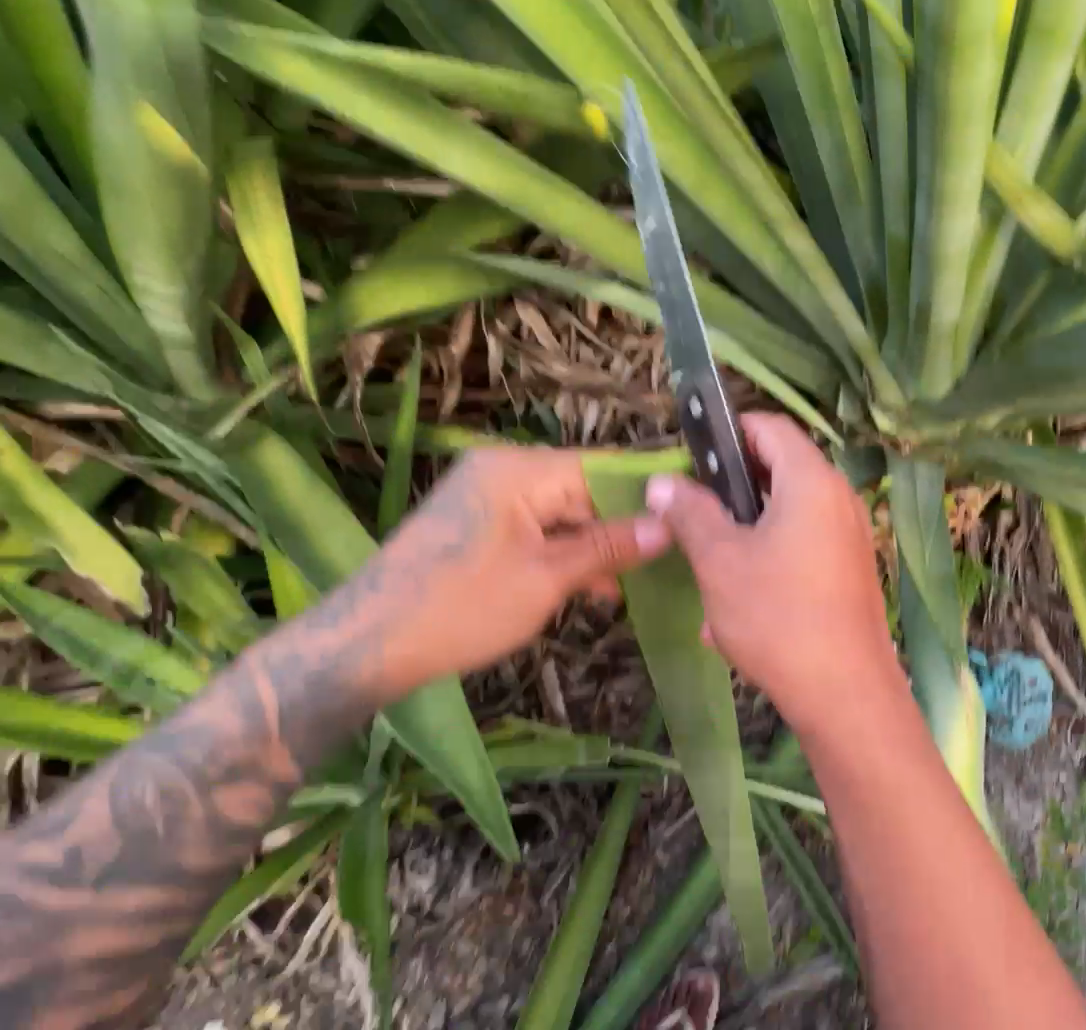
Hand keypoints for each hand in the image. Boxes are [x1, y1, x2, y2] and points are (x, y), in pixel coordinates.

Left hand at [362, 448, 669, 689]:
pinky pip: (541, 527)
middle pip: (586, 489)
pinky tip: (595, 587)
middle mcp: (504, 470)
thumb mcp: (548, 579)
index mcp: (518, 470)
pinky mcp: (482, 523)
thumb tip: (669, 526)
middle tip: (670, 559)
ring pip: (567, 512)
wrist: (366, 648)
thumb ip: (611, 547)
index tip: (691, 516)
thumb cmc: (461, 608)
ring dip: (598, 546)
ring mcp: (490, 497)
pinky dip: (567, 553)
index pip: (604, 467)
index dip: (649, 492)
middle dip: (624, 525)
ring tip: (636, 582)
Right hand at [645, 414, 900, 733]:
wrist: (845, 691)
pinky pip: (803, 549)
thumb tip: (663, 482)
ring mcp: (851, 536)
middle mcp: (840, 499)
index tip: (690, 459)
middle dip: (731, 492)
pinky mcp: (851, 571)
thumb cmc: (777, 615)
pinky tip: (737, 611)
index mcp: (813, 481)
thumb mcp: (720, 561)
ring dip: (745, 536)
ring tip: (710, 572)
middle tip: (692, 519)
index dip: (726, 433)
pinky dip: (769, 564)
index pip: (768, 426)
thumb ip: (690, 514)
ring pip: (786, 516)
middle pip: (778, 470)